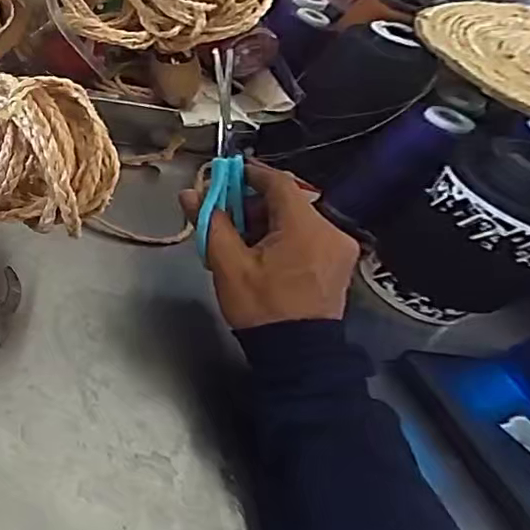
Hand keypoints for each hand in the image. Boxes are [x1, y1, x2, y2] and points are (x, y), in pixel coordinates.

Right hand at [180, 161, 357, 328]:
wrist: (297, 355)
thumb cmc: (261, 307)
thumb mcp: (227, 263)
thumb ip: (209, 221)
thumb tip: (190, 194)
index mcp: (306, 227)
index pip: (278, 182)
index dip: (248, 174)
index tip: (223, 175)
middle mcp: (330, 232)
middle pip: (286, 201)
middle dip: (250, 203)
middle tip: (222, 215)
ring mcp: (338, 249)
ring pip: (295, 218)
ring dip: (264, 221)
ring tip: (236, 240)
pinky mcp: (337, 264)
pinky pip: (306, 236)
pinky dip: (281, 236)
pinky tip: (258, 253)